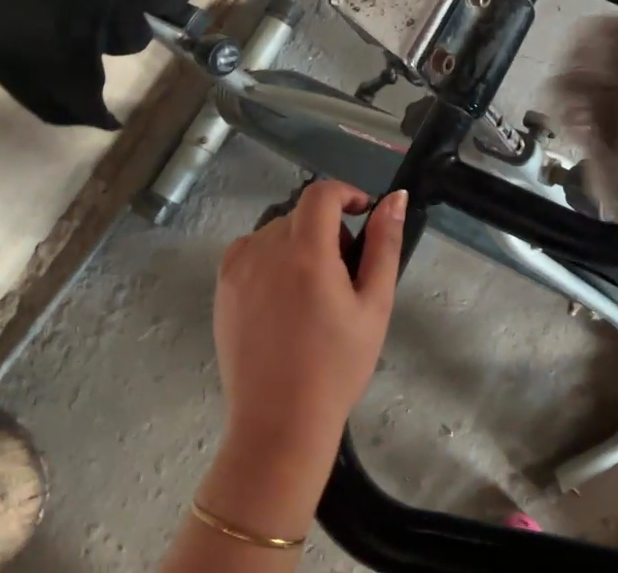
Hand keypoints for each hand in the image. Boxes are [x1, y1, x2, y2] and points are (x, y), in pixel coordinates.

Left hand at [212, 181, 406, 452]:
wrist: (279, 423)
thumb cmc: (336, 367)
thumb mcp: (375, 306)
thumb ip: (384, 246)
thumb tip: (396, 198)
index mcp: (306, 252)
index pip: (321, 193)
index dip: (347, 194)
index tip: (364, 216)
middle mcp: (264, 251)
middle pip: (300, 213)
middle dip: (328, 228)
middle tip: (346, 274)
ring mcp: (237, 270)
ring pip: (275, 231)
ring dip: (299, 242)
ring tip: (315, 291)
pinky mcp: (221, 290)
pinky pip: (249, 251)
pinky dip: (271, 258)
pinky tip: (284, 299)